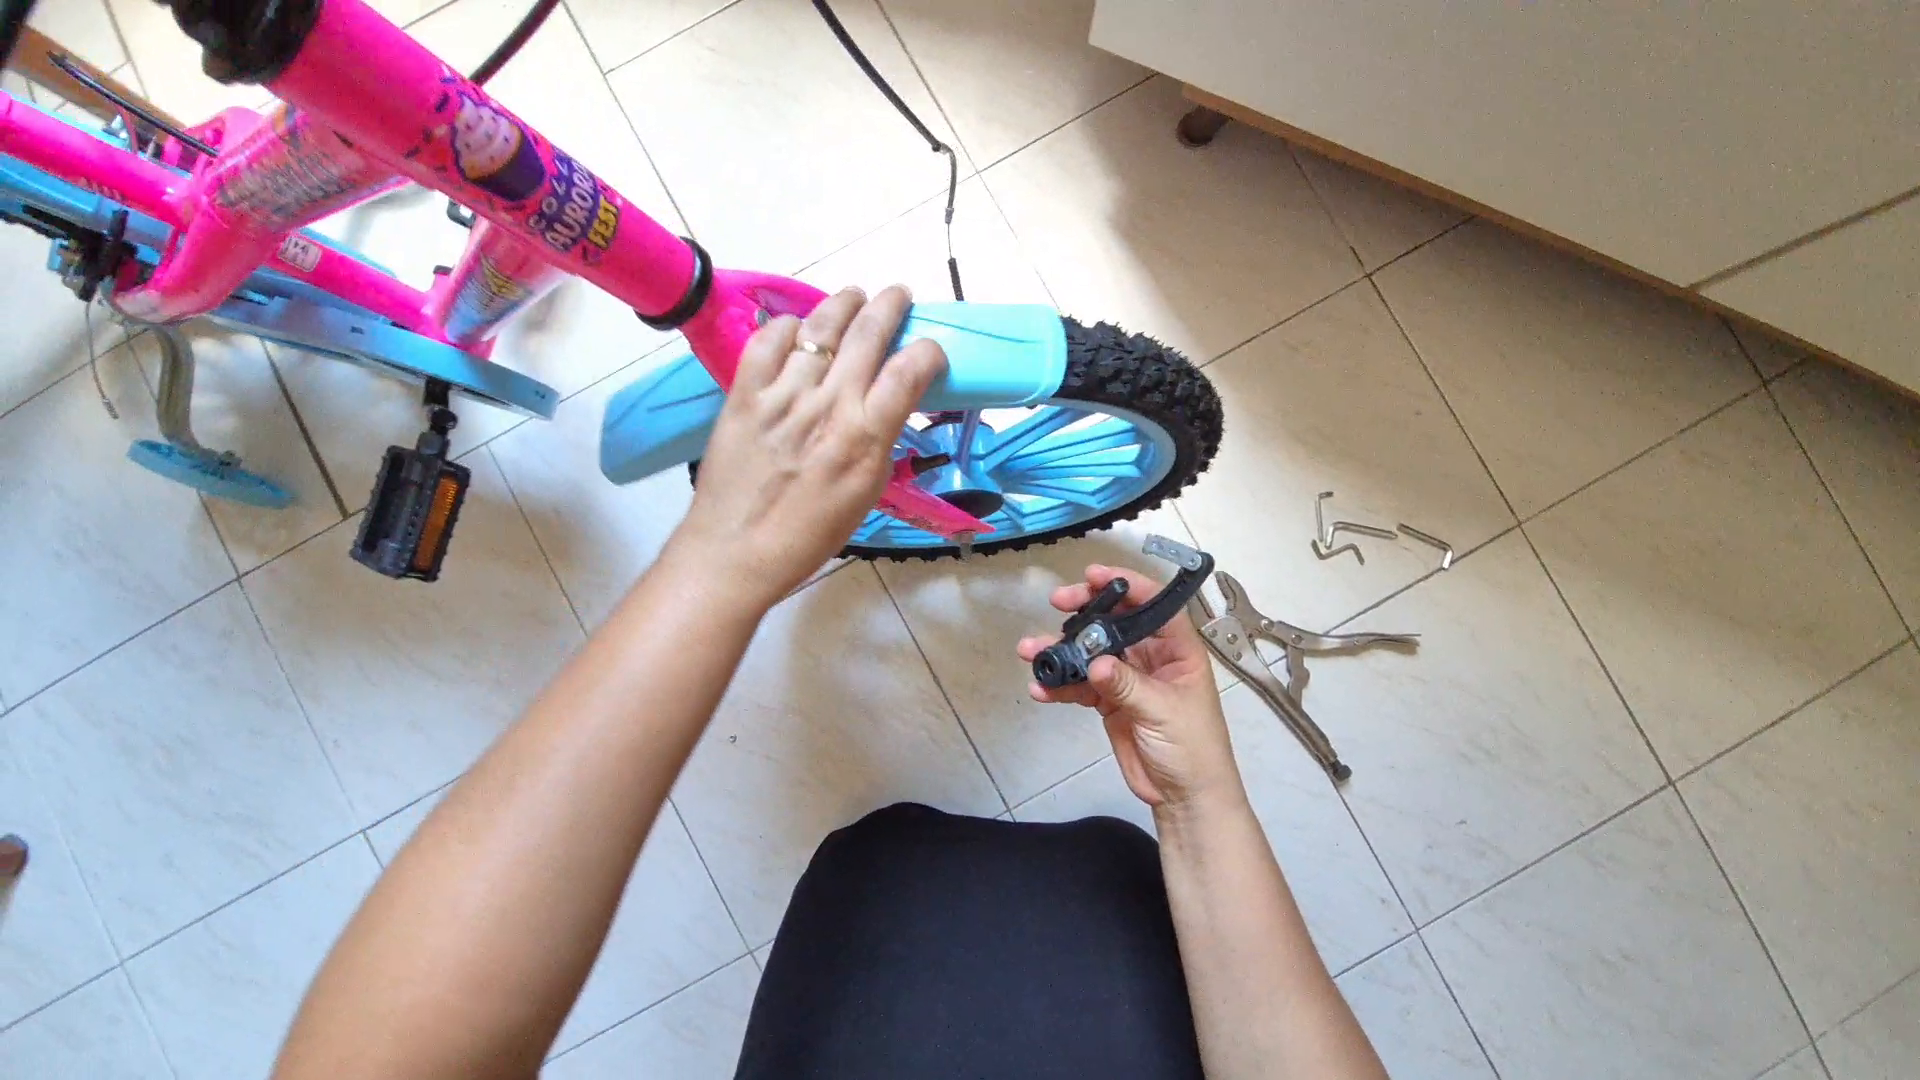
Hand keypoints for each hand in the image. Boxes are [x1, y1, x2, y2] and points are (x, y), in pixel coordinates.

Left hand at [671, 286, 945, 607]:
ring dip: (844, 304)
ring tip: (855, 297)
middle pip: (867, 334)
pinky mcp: (744, 394)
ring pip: (820, 327)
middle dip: (890, 306)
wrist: (736, 551)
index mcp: (865, 438)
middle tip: (899, 295)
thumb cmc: (809, 535)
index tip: (930, 349)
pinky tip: (798, 329)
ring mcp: (783, 395)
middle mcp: (828, 406)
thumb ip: (879, 442)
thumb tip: (885, 407)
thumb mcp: (865, 494)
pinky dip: (787, 327)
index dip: (928, 351)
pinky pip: (768, 341)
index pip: (909, 373)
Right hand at [1018, 564, 1243, 809]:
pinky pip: (1080, 685)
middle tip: (1058, 603)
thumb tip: (1094, 663)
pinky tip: (1041, 688)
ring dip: (1060, 651)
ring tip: (1030, 650)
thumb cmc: (1193, 749)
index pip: (1152, 605)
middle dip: (1084, 611)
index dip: (1125, 586)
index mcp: (1177, 650)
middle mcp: (1151, 657)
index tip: (1093, 576)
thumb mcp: (1163, 711)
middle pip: (1114, 622)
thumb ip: (1126, 685)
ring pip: (1089, 653)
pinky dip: (1060, 686)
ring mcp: (1127, 679)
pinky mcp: (1109, 702)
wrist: (1184, 797)